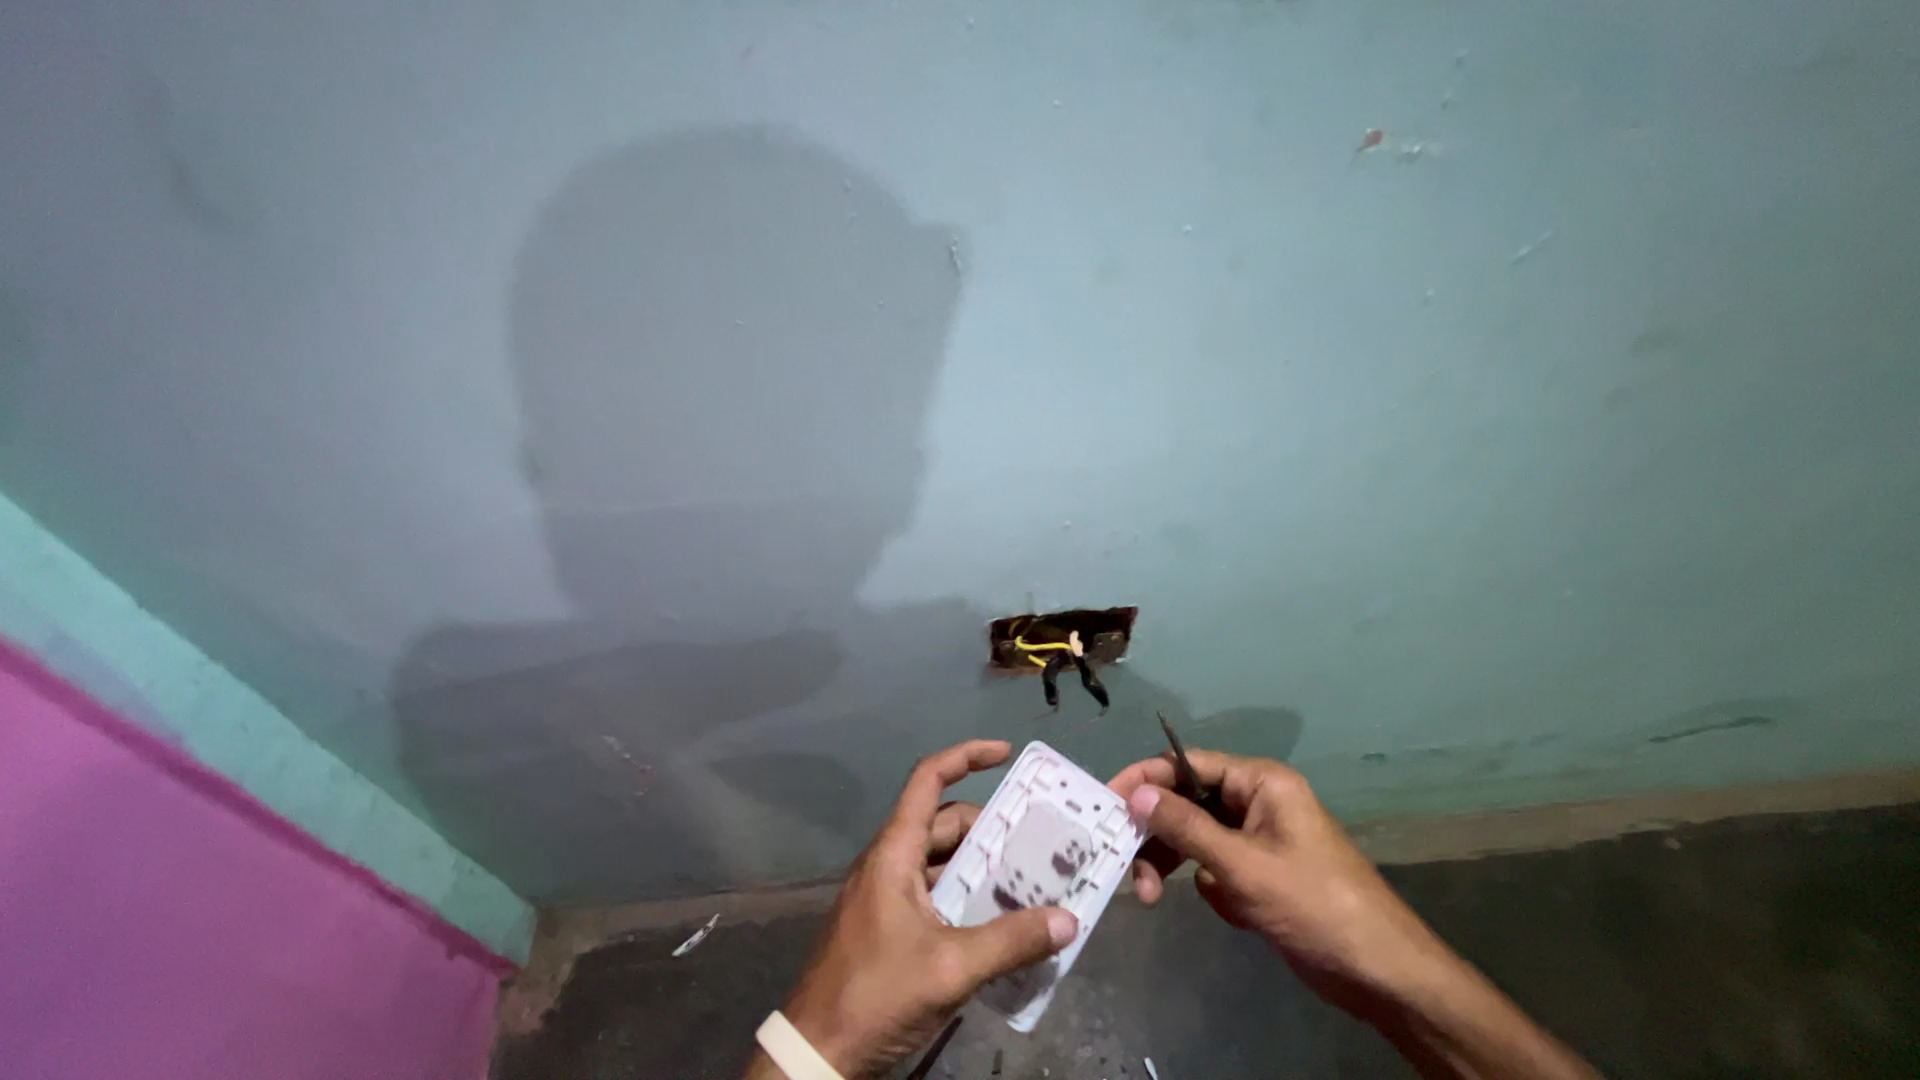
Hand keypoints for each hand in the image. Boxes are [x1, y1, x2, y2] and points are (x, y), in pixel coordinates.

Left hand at [752, 741, 1077, 1079]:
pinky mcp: (888, 926)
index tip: (1006, 753)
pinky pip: (934, 894)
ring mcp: (886, 895)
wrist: (817, 1053)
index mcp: (894, 852)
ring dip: (982, 867)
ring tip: (1031, 884)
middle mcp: (889, 863)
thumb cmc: (876, 994)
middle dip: (991, 828)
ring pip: (941, 862)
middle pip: (945, 824)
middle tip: (1039, 844)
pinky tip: (1000, 924)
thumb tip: (1068, 920)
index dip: (966, 756)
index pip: (928, 779)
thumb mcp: (951, 968)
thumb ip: (1012, 941)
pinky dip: (967, 897)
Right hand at [1108, 750, 1602, 1079]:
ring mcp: (1259, 837)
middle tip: (1126, 867)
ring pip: (1196, 837)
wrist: (1381, 974)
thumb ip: (1184, 826)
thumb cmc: (1314, 906)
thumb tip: (1134, 793)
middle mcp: (1257, 801)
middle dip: (1156, 834)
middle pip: (1186, 801)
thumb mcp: (1241, 865)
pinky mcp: (1262, 871)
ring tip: (1152, 898)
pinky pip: (1215, 865)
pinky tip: (1229, 909)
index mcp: (1260, 783)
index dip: (1143, 779)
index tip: (1105, 803)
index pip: (1186, 764)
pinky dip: (1209, 886)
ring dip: (1173, 864)